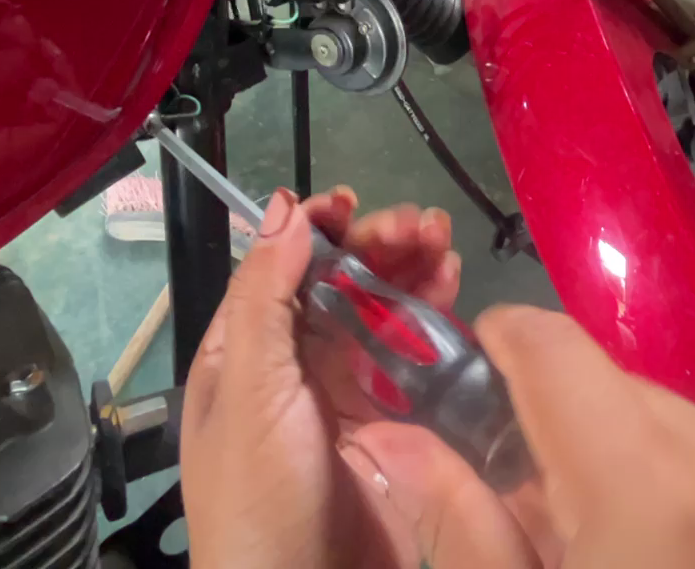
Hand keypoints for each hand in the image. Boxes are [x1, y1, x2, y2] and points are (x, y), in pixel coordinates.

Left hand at [178, 186, 461, 568]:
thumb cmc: (261, 493)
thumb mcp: (250, 390)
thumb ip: (264, 295)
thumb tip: (280, 208)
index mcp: (244, 350)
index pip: (278, 267)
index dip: (313, 228)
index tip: (349, 202)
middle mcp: (291, 359)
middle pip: (335, 280)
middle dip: (375, 243)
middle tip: (420, 222)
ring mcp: (341, 386)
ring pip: (375, 305)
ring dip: (407, 266)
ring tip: (442, 239)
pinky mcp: (386, 412)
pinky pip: (406, 346)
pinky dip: (427, 308)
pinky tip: (450, 281)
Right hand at [342, 306, 694, 568]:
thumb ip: (457, 525)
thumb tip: (383, 437)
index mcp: (652, 487)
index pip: (551, 343)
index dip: (498, 344)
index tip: (466, 383)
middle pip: (602, 382)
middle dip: (554, 425)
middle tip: (528, 512)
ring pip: (656, 413)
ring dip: (613, 455)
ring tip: (604, 548)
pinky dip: (667, 480)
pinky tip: (660, 557)